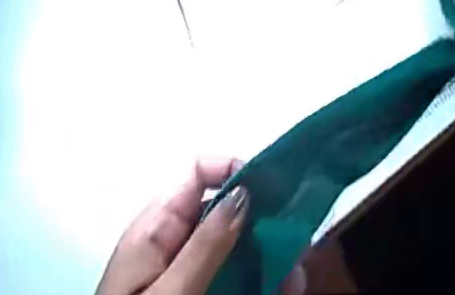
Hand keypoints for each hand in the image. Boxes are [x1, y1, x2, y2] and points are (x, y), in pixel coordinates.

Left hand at [97, 159, 299, 294]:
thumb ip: (207, 244)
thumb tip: (246, 189)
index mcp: (155, 230)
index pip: (199, 172)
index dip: (235, 171)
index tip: (271, 193)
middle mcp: (172, 245)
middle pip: (227, 210)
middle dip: (266, 224)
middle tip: (298, 247)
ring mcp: (185, 277)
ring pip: (238, 248)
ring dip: (271, 259)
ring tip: (295, 284)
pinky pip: (234, 281)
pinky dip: (260, 284)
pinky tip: (283, 292)